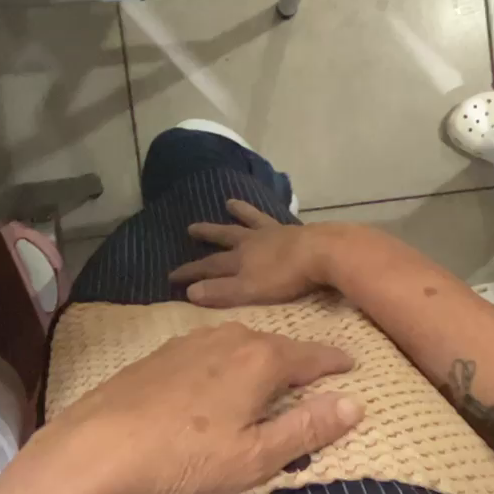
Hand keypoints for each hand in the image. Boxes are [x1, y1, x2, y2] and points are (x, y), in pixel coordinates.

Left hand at [42, 322, 362, 493]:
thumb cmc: (184, 457)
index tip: (352, 366)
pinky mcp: (164, 351)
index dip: (335, 363)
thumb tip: (356, 403)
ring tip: (272, 375)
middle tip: (317, 375)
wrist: (98, 446)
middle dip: (300, 360)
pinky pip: (213, 348)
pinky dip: (230, 359)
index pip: (313, 356)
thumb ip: (308, 428)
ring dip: (263, 358)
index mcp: (261, 360)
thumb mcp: (255, 457)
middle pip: (278, 346)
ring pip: (243, 343)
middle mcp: (231, 338)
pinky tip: (220, 376)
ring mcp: (194, 340)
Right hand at [169, 199, 339, 306]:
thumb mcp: (248, 290)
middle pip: (225, 237)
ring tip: (229, 202)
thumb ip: (220, 291)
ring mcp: (273, 233)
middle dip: (208, 234)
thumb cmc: (285, 277)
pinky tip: (270, 213)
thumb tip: (189, 291)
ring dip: (239, 213)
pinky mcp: (293, 230)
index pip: (208, 267)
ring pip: (250, 220)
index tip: (172, 276)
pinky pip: (274, 219)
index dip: (190, 272)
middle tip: (191, 227)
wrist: (321, 252)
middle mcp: (251, 242)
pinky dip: (267, 214)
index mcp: (239, 260)